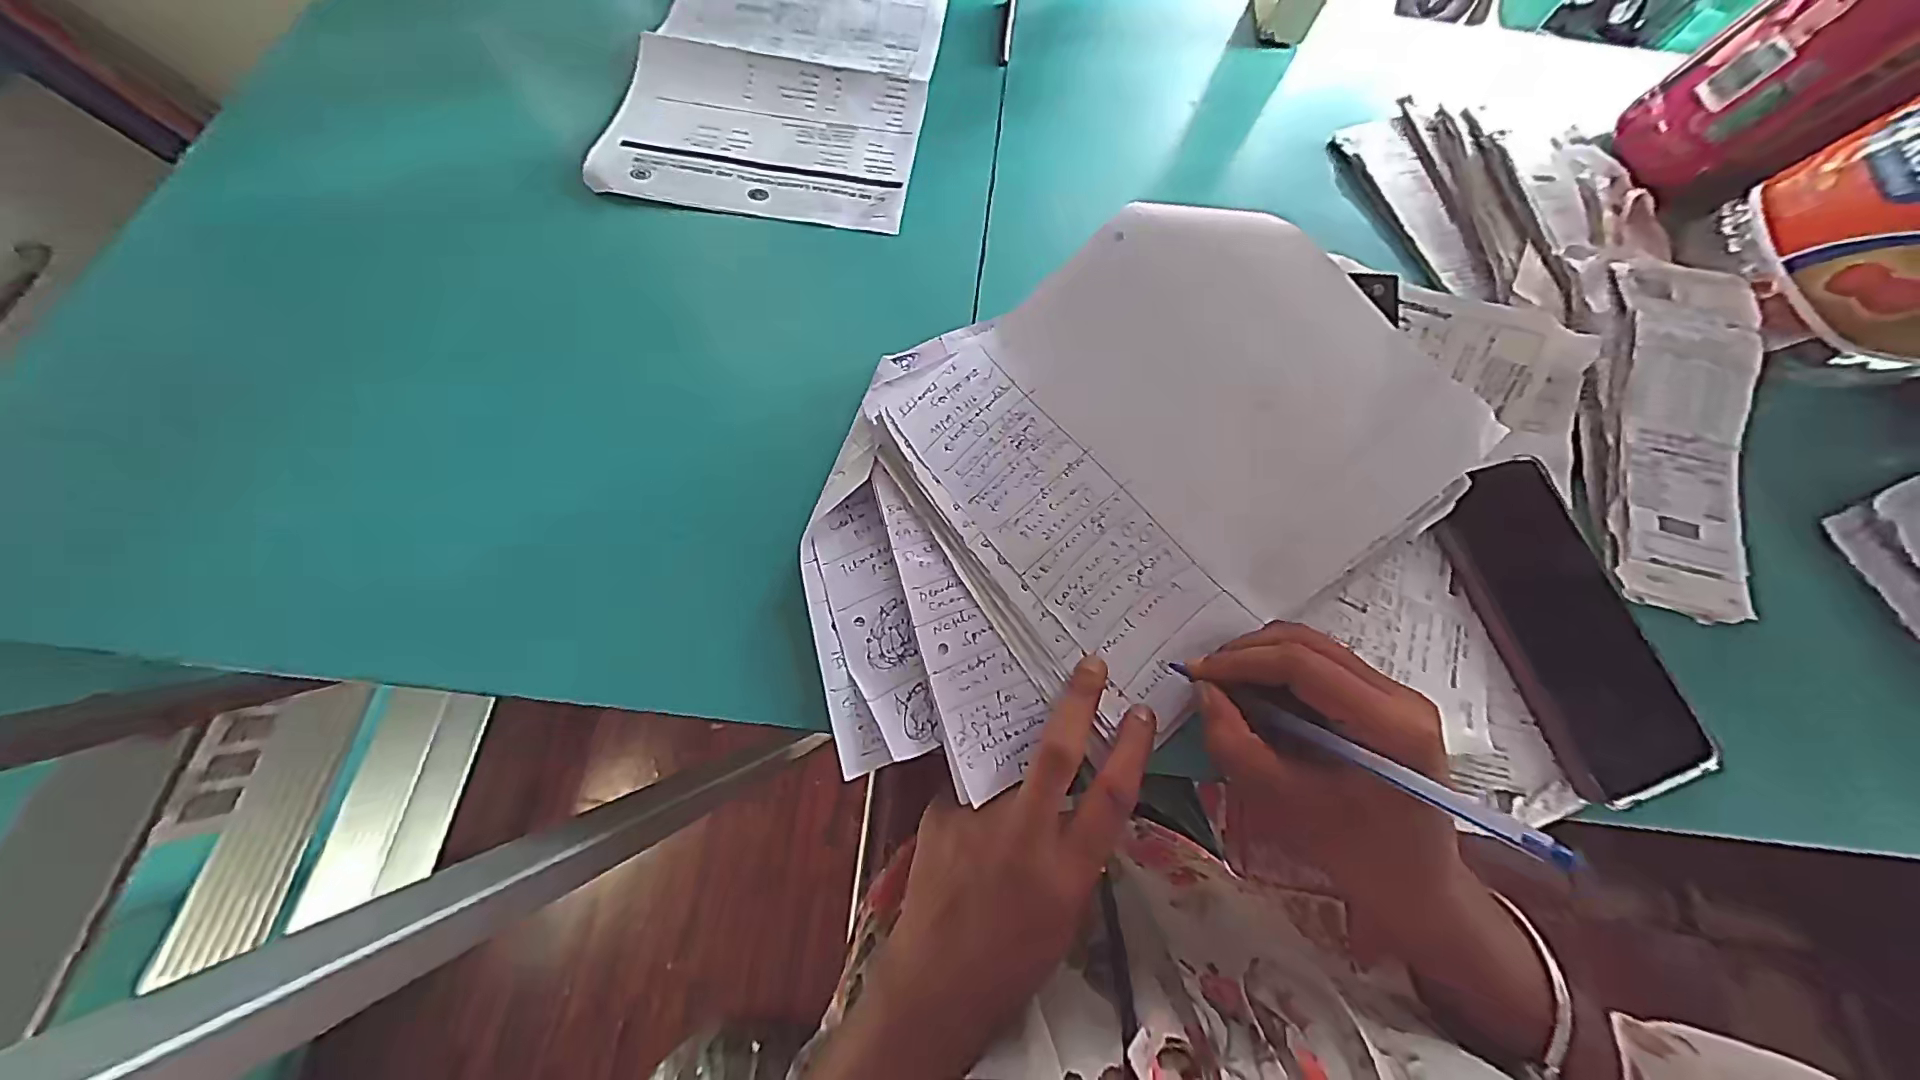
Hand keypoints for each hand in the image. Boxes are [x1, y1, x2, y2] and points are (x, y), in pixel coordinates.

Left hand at [811, 655, 1156, 1079]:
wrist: (937, 982)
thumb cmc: (1013, 958)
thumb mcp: (1065, 913)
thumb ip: (1073, 852)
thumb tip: (1074, 801)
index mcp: (1068, 868)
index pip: (1112, 796)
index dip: (1131, 748)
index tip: (1140, 712)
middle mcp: (1024, 836)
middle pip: (1057, 754)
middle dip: (1077, 702)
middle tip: (1089, 665)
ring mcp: (977, 820)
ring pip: (1006, 755)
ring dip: (1019, 732)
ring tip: (1022, 706)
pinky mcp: (941, 814)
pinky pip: (969, 780)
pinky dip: (979, 779)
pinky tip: (976, 792)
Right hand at [1191, 623, 1605, 1076]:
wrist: (1425, 897)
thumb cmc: (1363, 861)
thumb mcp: (1287, 804)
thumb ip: (1239, 742)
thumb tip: (1205, 692)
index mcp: (1387, 723)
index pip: (1302, 661)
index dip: (1240, 660)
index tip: (1196, 674)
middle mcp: (1399, 697)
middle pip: (1308, 644)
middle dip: (1247, 651)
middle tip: (1201, 673)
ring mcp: (1396, 699)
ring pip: (1315, 651)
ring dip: (1262, 660)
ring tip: (1218, 682)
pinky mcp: (1385, 709)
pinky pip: (1322, 672)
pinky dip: (1280, 675)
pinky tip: (1251, 695)